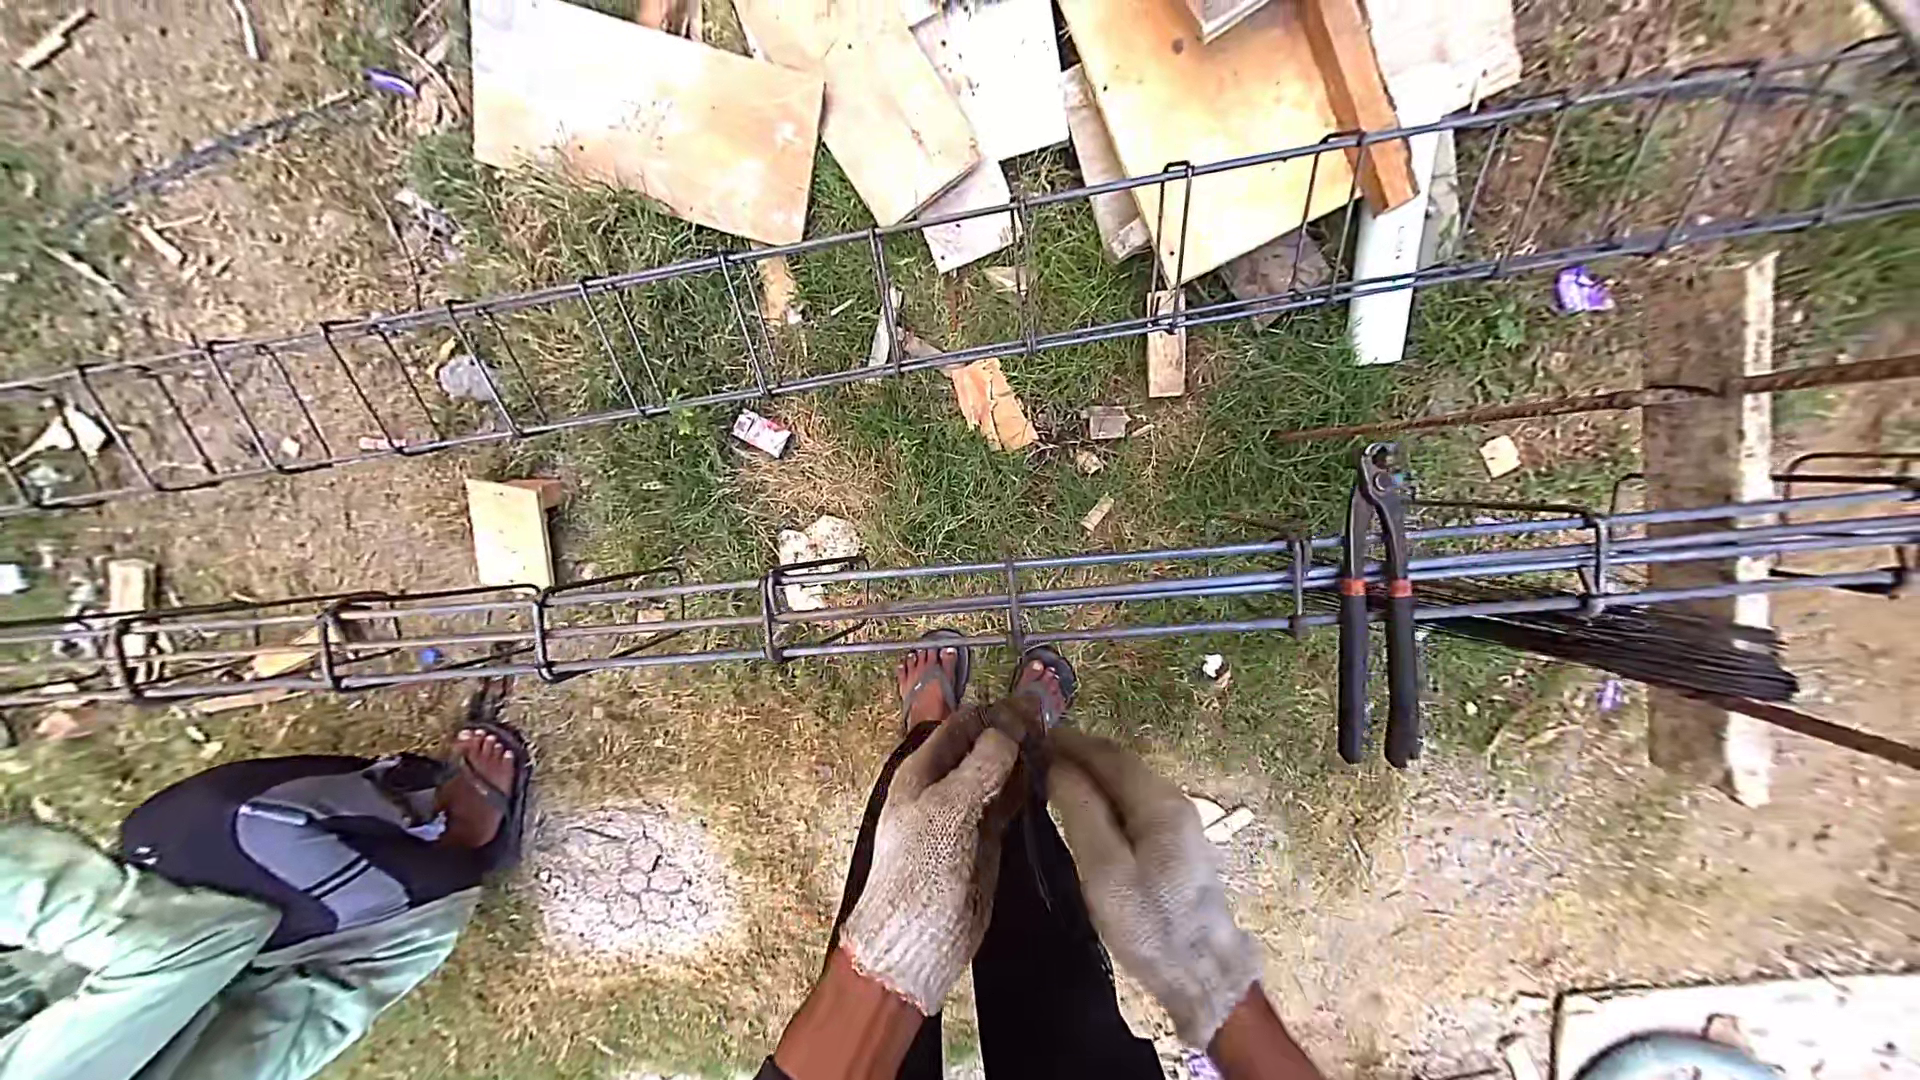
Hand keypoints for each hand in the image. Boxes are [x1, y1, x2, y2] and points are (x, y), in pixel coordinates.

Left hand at [838, 706, 1020, 1013]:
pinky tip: (1045, 776)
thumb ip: (981, 766)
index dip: (994, 712)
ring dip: (1021, 757)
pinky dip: (1025, 786)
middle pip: (982, 745)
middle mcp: (945, 783)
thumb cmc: (921, 867)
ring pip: (998, 771)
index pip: (962, 725)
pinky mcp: (987, 836)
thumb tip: (1010, 726)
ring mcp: (967, 810)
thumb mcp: (947, 809)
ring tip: (1053, 744)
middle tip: (1049, 724)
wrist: (919, 940)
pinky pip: (1008, 800)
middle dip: (1011, 732)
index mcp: (924, 769)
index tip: (1030, 706)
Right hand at [1047, 730, 1261, 1046]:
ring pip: (1126, 780)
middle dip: (1080, 753)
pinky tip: (1084, 804)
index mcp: (1157, 801)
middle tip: (1039, 755)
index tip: (1037, 737)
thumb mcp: (1105, 869)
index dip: (1071, 742)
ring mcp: (1177, 819)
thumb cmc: (1149, 923)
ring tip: (1054, 775)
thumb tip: (1057, 766)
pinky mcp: (1174, 839)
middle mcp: (1171, 799)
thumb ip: (1081, 811)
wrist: (1204, 976)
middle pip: (1119, 763)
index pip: (1108, 754)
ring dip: (1091, 772)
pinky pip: (1132, 799)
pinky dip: (1104, 791)